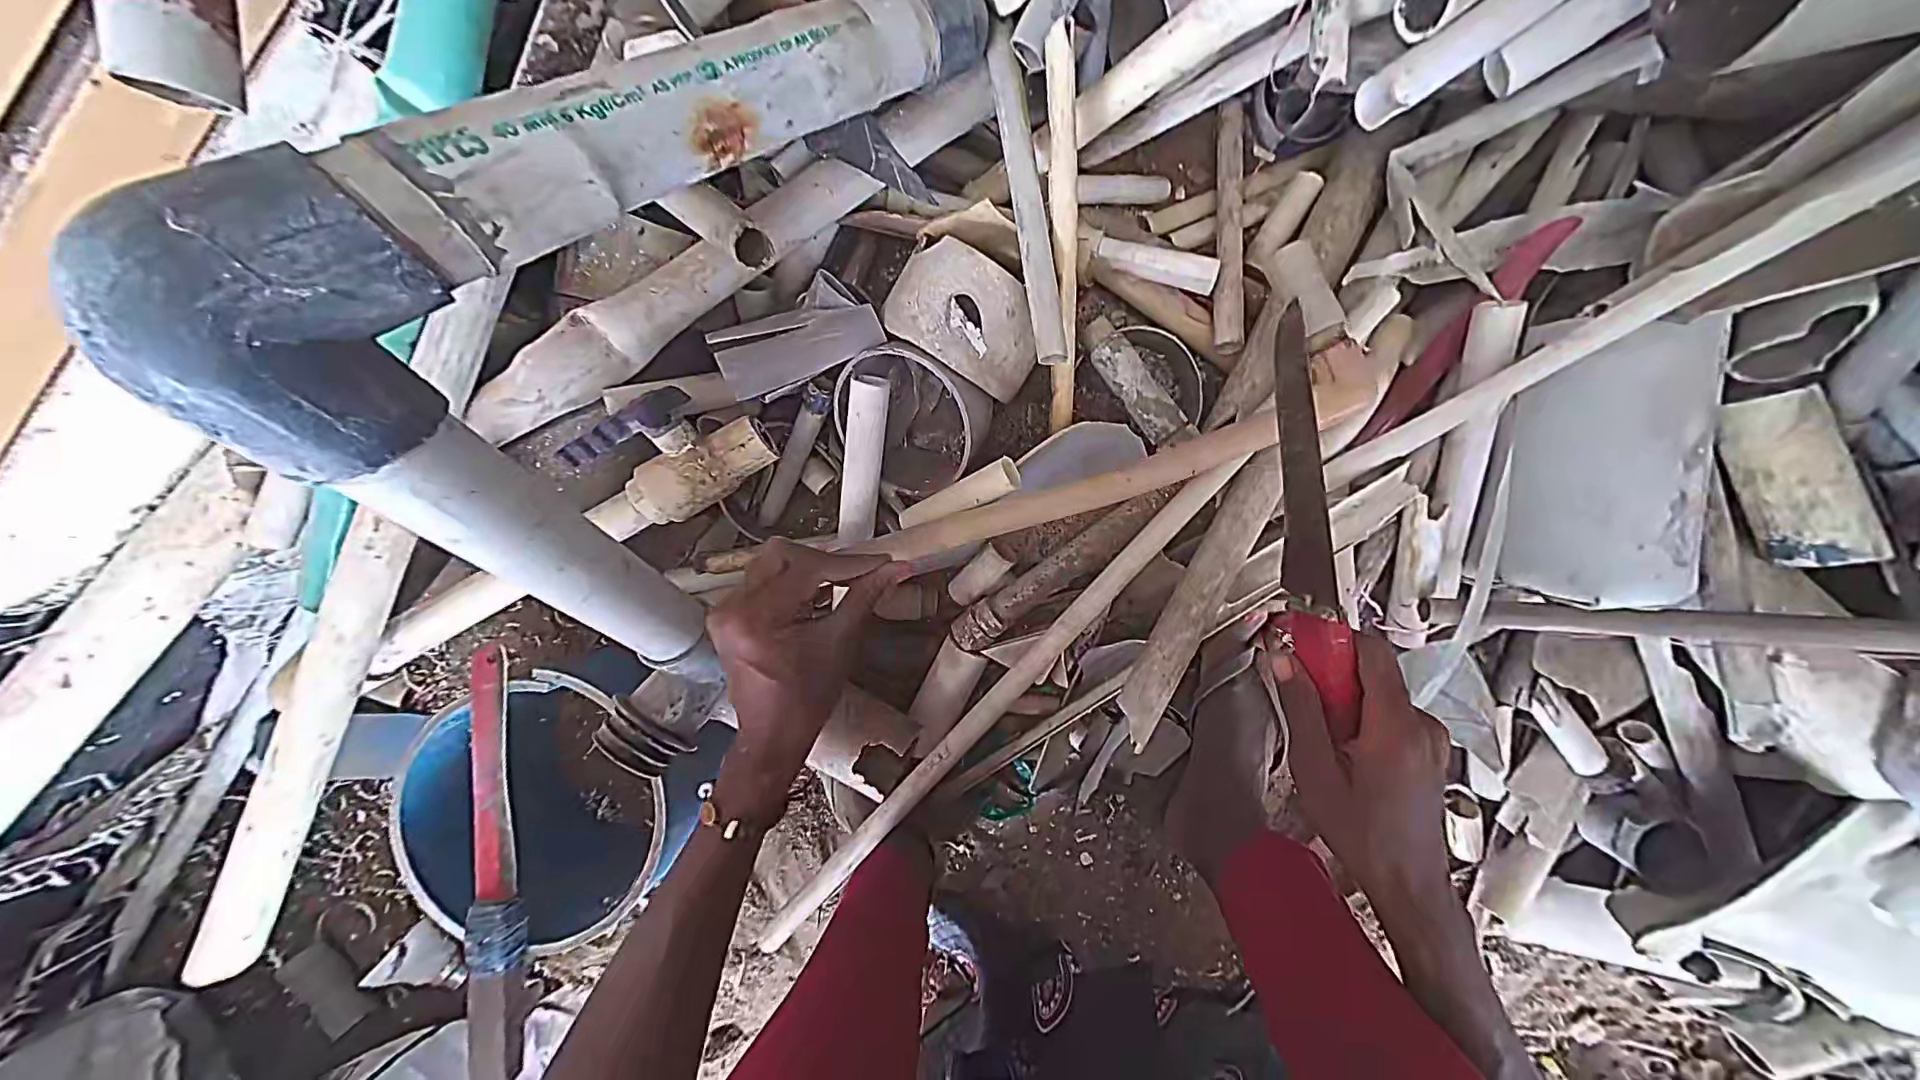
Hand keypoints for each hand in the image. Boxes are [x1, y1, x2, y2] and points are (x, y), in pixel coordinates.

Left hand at [707, 539, 907, 820]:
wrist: (775, 734)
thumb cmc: (807, 699)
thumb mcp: (841, 642)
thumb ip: (865, 596)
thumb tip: (894, 569)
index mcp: (758, 618)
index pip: (807, 569)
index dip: (849, 564)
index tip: (879, 563)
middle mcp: (734, 608)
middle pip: (782, 555)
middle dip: (824, 562)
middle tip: (856, 575)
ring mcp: (726, 611)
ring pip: (772, 564)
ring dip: (807, 571)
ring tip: (836, 590)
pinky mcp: (728, 616)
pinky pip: (762, 582)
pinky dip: (791, 585)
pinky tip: (814, 601)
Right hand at [1267, 629, 1451, 905]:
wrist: (1406, 880)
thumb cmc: (1365, 835)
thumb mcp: (1315, 768)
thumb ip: (1301, 708)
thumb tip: (1286, 663)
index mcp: (1397, 726)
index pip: (1371, 650)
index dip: (1332, 637)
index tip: (1300, 638)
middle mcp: (1422, 725)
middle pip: (1371, 671)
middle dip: (1331, 677)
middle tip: (1302, 697)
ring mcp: (1429, 737)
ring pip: (1377, 693)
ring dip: (1344, 702)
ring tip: (1324, 740)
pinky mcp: (1427, 748)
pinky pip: (1388, 712)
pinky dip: (1360, 718)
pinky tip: (1343, 750)